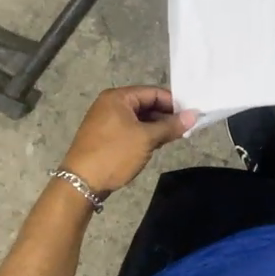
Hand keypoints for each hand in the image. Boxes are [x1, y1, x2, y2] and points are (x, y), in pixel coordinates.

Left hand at [60, 87, 195, 192]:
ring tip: (175, 138)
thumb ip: (170, 126)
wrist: (81, 183)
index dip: (173, 104)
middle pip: (146, 104)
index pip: (153, 93)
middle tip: (186, 129)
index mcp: (118, 98)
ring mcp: (106, 121)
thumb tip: (194, 115)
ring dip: (157, 127)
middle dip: (166, 116)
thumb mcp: (146, 139)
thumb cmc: (115, 154)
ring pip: (139, 119)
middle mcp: (110, 104)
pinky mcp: (105, 136)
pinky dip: (145, 135)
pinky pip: (131, 129)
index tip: (191, 116)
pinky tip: (157, 145)